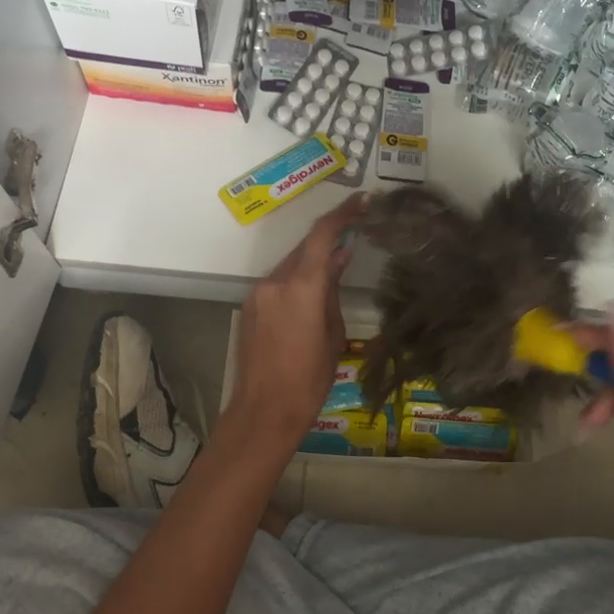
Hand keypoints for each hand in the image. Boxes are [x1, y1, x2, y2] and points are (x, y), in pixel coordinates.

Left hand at [222, 194, 366, 450]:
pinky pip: (279, 282)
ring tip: (338, 270)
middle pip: (306, 248)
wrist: (264, 412)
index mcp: (302, 287)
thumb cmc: (309, 381)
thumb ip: (333, 292)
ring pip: (292, 265)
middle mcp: (276, 282)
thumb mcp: (332, 335)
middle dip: (329, 240)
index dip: (342, 214)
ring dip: (313, 263)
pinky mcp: (251, 306)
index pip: (322, 236)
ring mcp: (259, 293)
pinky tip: (314, 293)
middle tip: (356, 233)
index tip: (361, 201)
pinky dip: (298, 279)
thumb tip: (340, 259)